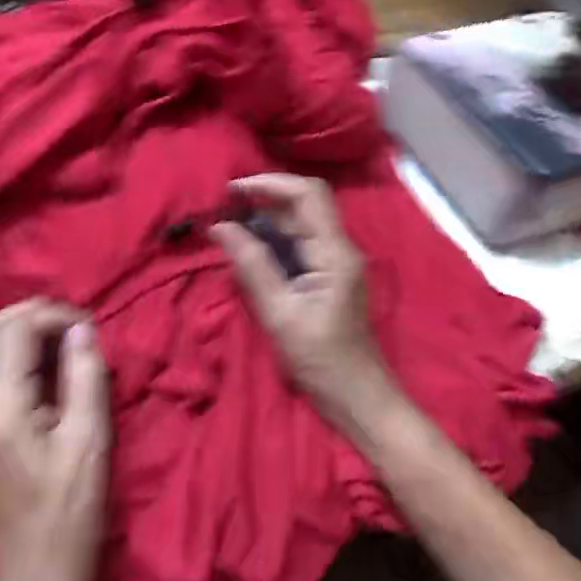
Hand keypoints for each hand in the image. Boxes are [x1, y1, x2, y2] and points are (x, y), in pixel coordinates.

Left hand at [0, 300, 108, 580]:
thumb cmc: (71, 511)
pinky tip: (39, 366)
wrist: (38, 578)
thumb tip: (82, 328)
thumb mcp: (89, 441)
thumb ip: (85, 377)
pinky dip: (5, 352)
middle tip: (70, 326)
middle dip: (27, 314)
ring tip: (55, 339)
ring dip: (13, 331)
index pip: (15, 331)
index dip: (54, 316)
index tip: (90, 329)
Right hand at [209, 174, 397, 422]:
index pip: (307, 194)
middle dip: (263, 200)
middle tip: (224, 210)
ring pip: (300, 224)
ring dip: (265, 220)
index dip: (270, 183)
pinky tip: (249, 251)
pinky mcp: (329, 275)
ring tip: (229, 229)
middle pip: (303, 205)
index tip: (232, 190)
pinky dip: (274, 241)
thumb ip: (252, 265)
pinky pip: (300, 245)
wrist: (358, 397)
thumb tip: (221, 227)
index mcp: (335, 252)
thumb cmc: (321, 361)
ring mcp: (336, 261)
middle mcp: (340, 247)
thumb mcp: (279, 314)